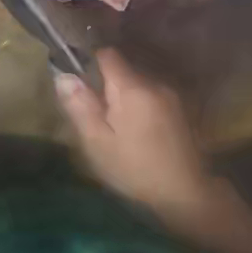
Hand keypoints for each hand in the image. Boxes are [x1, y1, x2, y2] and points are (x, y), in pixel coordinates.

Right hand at [55, 49, 214, 223]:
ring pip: (138, 84)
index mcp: (133, 89)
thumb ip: (79, 105)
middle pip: (123, 70)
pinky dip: (139, 106)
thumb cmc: (135, 169)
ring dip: (123, 96)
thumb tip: (63, 76)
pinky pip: (151, 97)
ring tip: (114, 125)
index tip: (79, 83)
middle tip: (94, 113)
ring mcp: (172, 98)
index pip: (107, 55)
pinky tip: (136, 132)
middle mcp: (155, 84)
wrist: (188, 197)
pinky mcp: (182, 112)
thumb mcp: (97, 141)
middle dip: (106, 85)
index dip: (89, 63)